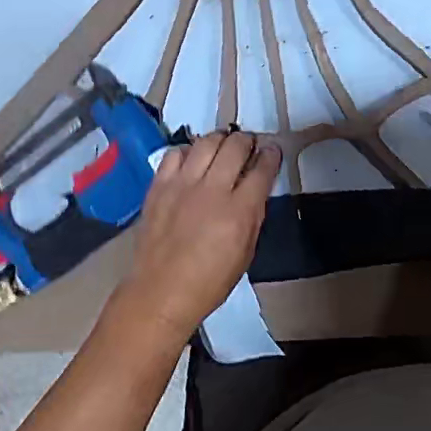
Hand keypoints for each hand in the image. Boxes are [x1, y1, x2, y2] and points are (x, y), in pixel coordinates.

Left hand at [109, 131, 280, 346]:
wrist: (161, 291)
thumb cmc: (209, 282)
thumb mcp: (245, 253)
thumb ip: (252, 216)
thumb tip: (255, 190)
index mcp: (239, 211)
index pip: (262, 169)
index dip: (270, 155)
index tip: (271, 150)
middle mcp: (212, 190)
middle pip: (234, 146)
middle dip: (247, 140)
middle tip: (248, 144)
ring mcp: (182, 184)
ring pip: (205, 142)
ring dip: (219, 139)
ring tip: (223, 145)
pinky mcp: (159, 186)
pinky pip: (174, 154)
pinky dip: (188, 151)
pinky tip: (192, 159)